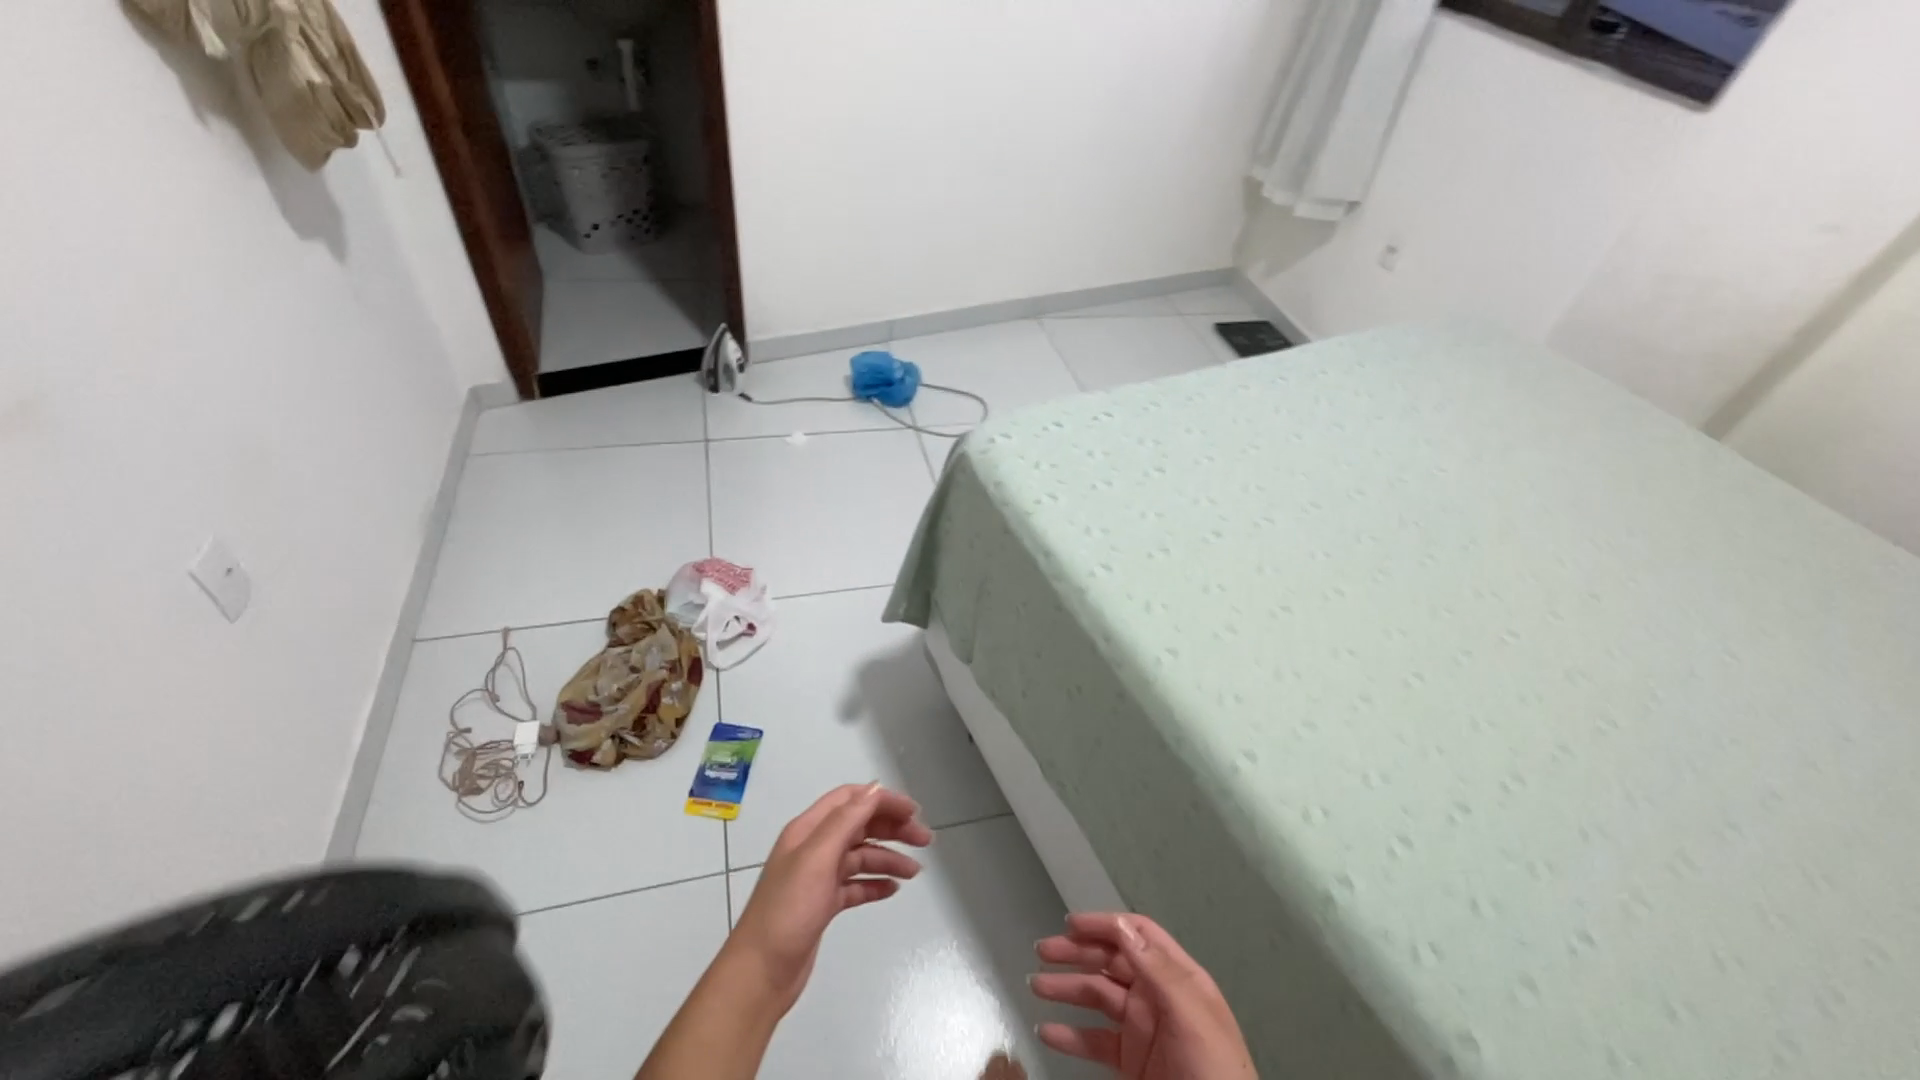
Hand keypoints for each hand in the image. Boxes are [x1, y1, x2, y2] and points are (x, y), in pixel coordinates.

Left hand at [729, 783, 933, 1012]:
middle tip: (925, 840)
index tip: (913, 811)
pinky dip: (875, 884)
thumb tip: (874, 790)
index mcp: (808, 831)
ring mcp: (818, 878)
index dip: (882, 800)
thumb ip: (845, 821)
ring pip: (860, 857)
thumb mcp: (817, 859)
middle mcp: (813, 849)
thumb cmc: (788, 910)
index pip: (850, 800)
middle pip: (859, 826)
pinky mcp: (823, 905)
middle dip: (892, 828)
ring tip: (915, 872)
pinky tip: (893, 890)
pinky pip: (855, 886)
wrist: (761, 972)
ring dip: (888, 858)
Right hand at [1029, 913, 1256, 1079]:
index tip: (1069, 924)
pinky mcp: (1132, 1064)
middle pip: (1112, 962)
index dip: (1105, 925)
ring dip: (1067, 989)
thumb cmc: (1211, 1070)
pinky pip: (1095, 1041)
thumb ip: (1157, 971)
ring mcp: (1143, 1031)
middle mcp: (1158, 997)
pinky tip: (1046, 1032)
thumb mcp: (1190, 1016)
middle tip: (1042, 952)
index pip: (1138, 936)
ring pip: (1098, 998)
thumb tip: (1121, 926)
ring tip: (1035, 986)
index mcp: (1177, 979)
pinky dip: (1069, 1035)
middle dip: (1077, 953)